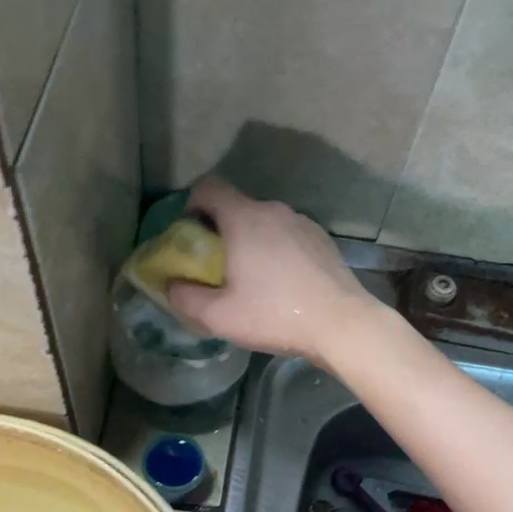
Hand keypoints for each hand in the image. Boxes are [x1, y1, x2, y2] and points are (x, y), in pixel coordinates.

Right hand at [168, 177, 380, 362]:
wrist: (341, 324)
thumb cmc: (275, 315)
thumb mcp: (218, 316)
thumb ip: (185, 297)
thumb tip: (171, 284)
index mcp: (244, 218)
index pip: (209, 187)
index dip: (192, 203)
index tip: (188, 232)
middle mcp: (274, 210)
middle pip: (237, 207)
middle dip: (220, 230)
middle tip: (215, 266)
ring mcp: (303, 223)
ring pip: (264, 223)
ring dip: (250, 241)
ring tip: (251, 278)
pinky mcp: (322, 240)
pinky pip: (288, 236)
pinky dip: (276, 250)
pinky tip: (281, 284)